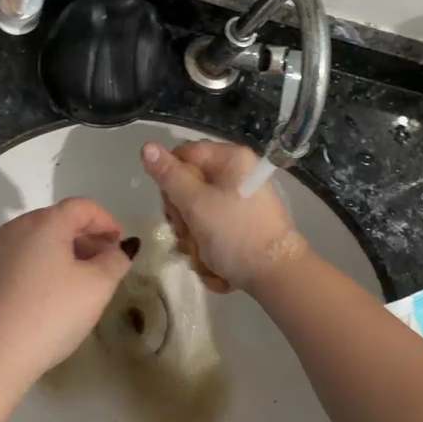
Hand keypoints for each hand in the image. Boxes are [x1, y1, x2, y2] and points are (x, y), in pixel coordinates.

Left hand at [0, 198, 133, 385]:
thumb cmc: (48, 315)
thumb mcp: (96, 288)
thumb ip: (115, 261)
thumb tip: (120, 248)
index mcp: (45, 222)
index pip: (83, 207)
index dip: (107, 221)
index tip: (120, 245)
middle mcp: (16, 227)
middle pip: (58, 221)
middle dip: (86, 238)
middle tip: (104, 264)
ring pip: (37, 241)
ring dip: (62, 253)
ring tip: (77, 283)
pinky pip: (19, 260)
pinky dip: (39, 268)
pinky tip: (45, 298)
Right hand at [141, 140, 308, 293]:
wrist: (276, 275)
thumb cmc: (235, 233)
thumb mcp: (196, 204)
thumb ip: (169, 176)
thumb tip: (146, 146)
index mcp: (231, 158)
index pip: (185, 154)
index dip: (170, 179)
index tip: (172, 206)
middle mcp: (238, 173)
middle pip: (190, 183)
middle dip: (182, 213)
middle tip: (187, 233)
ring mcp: (242, 198)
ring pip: (198, 208)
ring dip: (192, 233)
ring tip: (199, 252)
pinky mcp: (243, 221)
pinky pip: (213, 224)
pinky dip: (207, 242)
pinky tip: (210, 260)